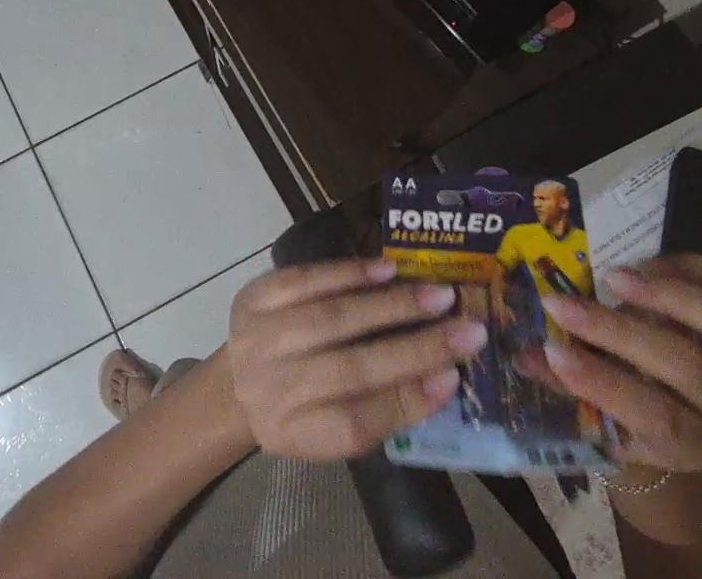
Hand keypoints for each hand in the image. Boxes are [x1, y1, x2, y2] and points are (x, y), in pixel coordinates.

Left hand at [227, 258, 488, 460]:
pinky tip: (387, 268)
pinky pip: (305, 280)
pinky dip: (349, 273)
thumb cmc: (301, 412)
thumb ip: (387, 411)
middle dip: (416, 347)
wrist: (233, 386)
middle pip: (350, 368)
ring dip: (390, 304)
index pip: (356, 422)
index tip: (455, 377)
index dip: (406, 401)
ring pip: (331, 319)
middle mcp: (272, 388)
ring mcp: (258, 338)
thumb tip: (446, 378)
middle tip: (468, 328)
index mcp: (297, 433)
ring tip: (437, 293)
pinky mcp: (253, 297)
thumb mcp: (338, 431)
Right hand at [529, 255, 701, 473]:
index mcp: (687, 444)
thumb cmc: (619, 423)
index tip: (554, 354)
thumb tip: (525, 356)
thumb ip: (564, 388)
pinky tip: (645, 261)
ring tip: (611, 276)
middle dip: (617, 331)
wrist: (666, 419)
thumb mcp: (591, 421)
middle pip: (684, 366)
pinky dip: (690, 270)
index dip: (605, 384)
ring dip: (666, 296)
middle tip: (561, 305)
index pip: (657, 416)